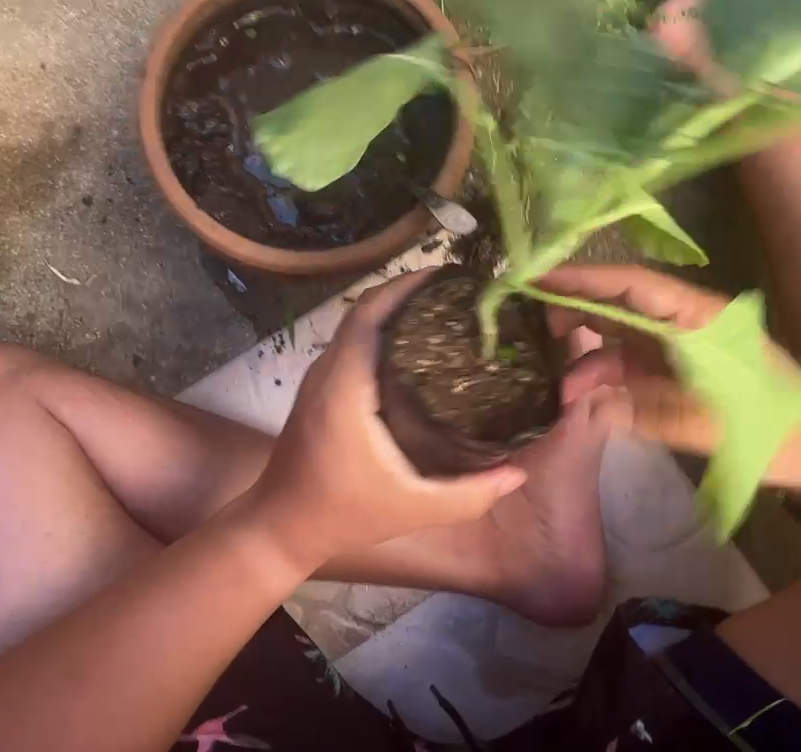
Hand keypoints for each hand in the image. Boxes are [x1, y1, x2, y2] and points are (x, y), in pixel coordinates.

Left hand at [236, 269, 527, 571]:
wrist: (281, 525)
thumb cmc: (344, 514)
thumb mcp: (415, 508)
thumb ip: (470, 493)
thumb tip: (519, 472)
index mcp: (346, 385)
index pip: (370, 313)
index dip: (405, 286)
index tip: (448, 277)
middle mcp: (328, 370)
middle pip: (364, 309)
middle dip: (406, 291)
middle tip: (456, 291)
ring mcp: (319, 377)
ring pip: (355, 324)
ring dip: (392, 308)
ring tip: (442, 310)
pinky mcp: (319, 388)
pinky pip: (351, 342)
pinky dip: (380, 330)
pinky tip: (415, 346)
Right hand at [535, 264, 800, 495]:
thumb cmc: (770, 429)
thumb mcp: (705, 423)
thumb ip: (642, 411)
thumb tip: (586, 408)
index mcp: (696, 317)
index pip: (630, 284)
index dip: (582, 279)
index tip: (537, 278)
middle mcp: (682, 321)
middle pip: (617, 302)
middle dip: (573, 312)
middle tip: (533, 325)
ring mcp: (678, 344)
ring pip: (618, 335)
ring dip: (587, 358)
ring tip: (562, 391)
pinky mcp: (675, 367)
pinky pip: (628, 363)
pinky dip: (604, 378)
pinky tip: (585, 401)